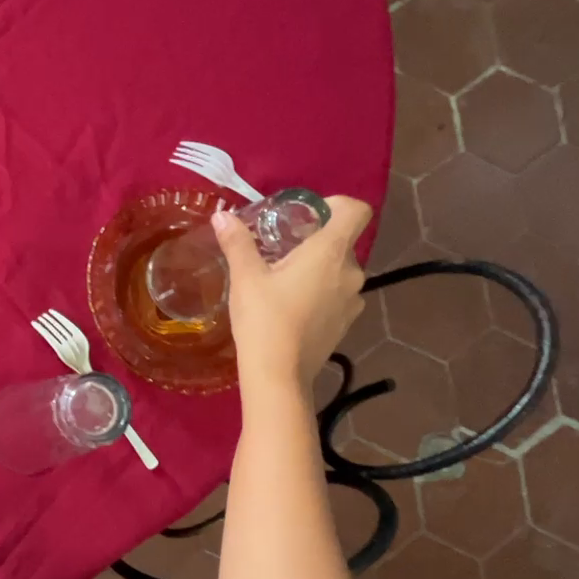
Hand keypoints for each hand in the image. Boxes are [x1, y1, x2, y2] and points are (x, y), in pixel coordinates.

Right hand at [212, 196, 370, 395]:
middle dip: (314, 244)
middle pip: (342, 243)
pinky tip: (292, 311)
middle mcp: (351, 271)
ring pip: (339, 272)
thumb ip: (237, 243)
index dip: (335, 206)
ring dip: (317, 272)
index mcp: (330, 252)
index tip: (306, 217)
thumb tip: (222, 215)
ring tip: (283, 286)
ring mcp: (353, 299)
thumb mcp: (245, 278)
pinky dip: (320, 296)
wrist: (279, 373)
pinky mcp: (346, 323)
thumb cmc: (264, 318)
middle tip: (279, 255)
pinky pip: (337, 297)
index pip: (356, 210)